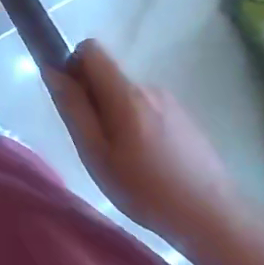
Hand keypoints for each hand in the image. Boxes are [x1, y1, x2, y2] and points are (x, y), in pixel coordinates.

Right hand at [46, 39, 254, 241]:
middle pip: (108, 74)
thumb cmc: (144, 189)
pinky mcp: (184, 117)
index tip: (73, 102)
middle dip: (92, 99)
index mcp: (126, 93)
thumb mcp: (95, 154)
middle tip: (95, 144)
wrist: (211, 215)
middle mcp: (150, 87)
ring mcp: (171, 101)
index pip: (91, 49)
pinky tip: (146, 161)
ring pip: (126, 94)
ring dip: (114, 115)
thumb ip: (73, 109)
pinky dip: (136, 125)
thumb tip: (52, 71)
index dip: (73, 67)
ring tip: (121, 158)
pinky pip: (146, 108)